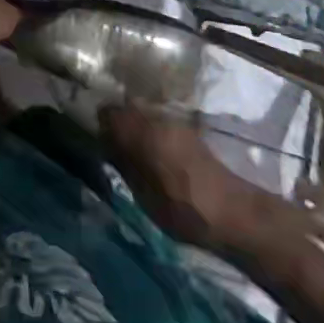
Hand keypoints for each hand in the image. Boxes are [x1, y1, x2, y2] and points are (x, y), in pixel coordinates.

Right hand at [101, 104, 298, 247]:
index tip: (88, 133)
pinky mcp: (188, 130)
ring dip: (131, 123)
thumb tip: (103, 141)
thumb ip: (122, 160)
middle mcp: (158, 118)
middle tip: (105, 140)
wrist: (234, 214)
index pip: (108, 112)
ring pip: (142, 112)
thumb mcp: (142, 191)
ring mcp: (175, 122)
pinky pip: (157, 120)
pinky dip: (147, 129)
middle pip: (125, 108)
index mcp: (143, 130)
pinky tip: (147, 149)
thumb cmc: (183, 208)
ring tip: (125, 146)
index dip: (96, 121)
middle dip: (113, 119)